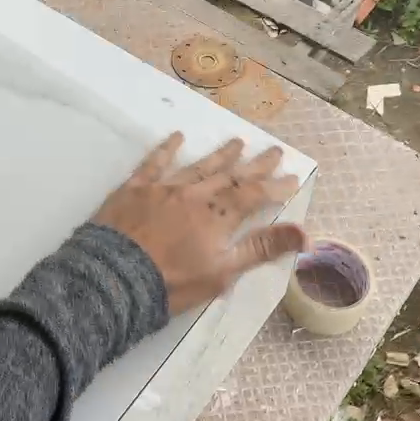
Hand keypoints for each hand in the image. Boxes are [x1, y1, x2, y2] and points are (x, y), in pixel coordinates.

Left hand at [91, 133, 308, 313]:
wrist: (113, 279)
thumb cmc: (171, 283)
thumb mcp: (222, 272)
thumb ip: (262, 248)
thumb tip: (305, 233)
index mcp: (217, 216)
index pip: (254, 195)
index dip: (275, 186)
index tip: (293, 176)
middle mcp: (194, 195)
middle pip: (230, 175)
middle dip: (254, 164)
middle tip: (274, 150)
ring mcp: (163, 189)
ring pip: (198, 166)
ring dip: (220, 155)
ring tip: (238, 142)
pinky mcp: (134, 189)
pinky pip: (154, 163)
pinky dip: (167, 149)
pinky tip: (177, 137)